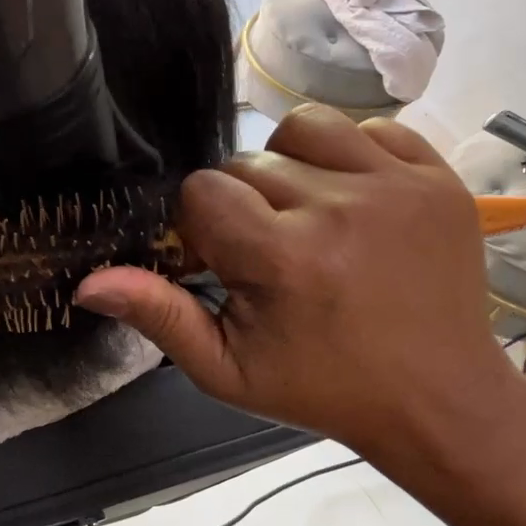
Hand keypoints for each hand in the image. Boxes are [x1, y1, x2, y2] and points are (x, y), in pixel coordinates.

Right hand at [74, 105, 519, 451]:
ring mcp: (398, 186)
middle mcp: (340, 207)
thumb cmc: (320, 387)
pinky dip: (347, 156)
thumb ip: (158, 315)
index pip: (203, 191)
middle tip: (267, 253)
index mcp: (282, 258)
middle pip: (247, 161)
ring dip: (288, 164)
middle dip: (242, 203)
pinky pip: (370, 127)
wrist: (438, 398)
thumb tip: (87, 282)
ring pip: (303, 127)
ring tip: (304, 214)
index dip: (200, 225)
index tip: (223, 261)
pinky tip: (351, 202)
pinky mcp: (437, 177)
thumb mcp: (225, 369)